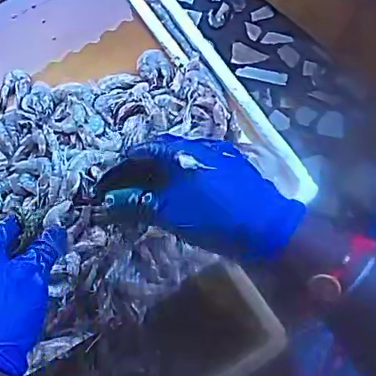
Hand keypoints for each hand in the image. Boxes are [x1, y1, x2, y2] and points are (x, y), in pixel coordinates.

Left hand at [0, 217, 66, 375]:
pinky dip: (0, 292)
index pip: (6, 227)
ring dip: (10, 274)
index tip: (45, 232)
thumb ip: (42, 251)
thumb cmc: (7, 313)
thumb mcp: (33, 276)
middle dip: (20, 252)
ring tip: (33, 282)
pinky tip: (15, 303)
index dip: (29, 228)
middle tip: (43, 258)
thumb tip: (53, 232)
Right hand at [99, 135, 304, 261]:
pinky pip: (193, 173)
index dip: (119, 169)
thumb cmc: (214, 216)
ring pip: (178, 164)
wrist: (270, 230)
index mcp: (181, 149)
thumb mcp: (168, 212)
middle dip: (137, 171)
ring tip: (143, 197)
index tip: (105, 185)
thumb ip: (135, 203)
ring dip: (157, 178)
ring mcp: (219, 158)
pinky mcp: (231, 174)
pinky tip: (172, 200)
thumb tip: (107, 202)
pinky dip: (176, 184)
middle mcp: (200, 146)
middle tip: (121, 191)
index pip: (140, 151)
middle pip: (159, 154)